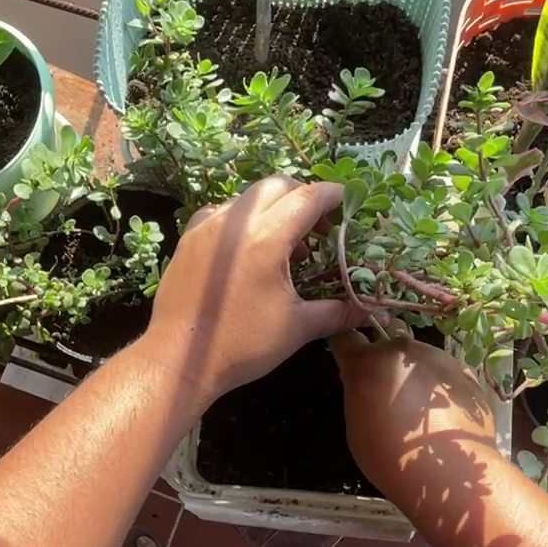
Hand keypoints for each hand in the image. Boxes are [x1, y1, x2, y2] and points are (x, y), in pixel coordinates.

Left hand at [138, 176, 362, 408]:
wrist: (180, 359)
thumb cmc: (242, 345)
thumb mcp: (297, 328)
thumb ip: (335, 312)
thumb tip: (366, 310)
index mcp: (265, 238)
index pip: (306, 198)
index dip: (331, 195)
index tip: (346, 201)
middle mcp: (234, 223)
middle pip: (275, 187)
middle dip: (302, 196)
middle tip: (318, 224)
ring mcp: (206, 228)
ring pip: (246, 198)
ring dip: (271, 207)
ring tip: (285, 241)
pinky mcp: (188, 241)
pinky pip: (219, 214)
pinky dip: (240, 219)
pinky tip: (245, 246)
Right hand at [331, 332, 502, 507]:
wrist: (449, 474)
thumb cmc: (390, 457)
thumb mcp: (357, 426)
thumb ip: (358, 393)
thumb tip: (366, 385)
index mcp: (368, 363)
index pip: (347, 338)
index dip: (347, 352)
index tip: (349, 368)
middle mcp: (403, 351)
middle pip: (387, 340)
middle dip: (384, 359)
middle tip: (387, 390)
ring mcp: (438, 358)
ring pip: (419, 355)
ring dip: (414, 371)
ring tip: (421, 407)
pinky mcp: (465, 373)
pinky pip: (445, 372)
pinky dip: (440, 385)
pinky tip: (443, 414)